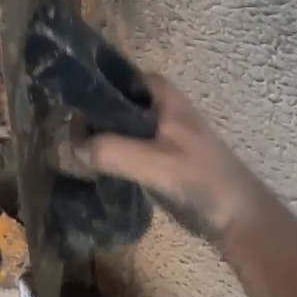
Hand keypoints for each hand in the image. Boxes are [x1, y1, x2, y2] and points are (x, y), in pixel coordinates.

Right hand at [72, 73, 268, 242]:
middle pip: (104, 98)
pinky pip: (115, 142)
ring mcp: (151, 128)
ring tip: (68, 149)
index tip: (55, 98)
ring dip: (89, 134)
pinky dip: (100, 150)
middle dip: (82, 113)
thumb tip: (68, 147)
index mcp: (156, 91)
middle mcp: (151, 103)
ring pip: (108, 122)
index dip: (81, 83)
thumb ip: (109, 151)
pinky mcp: (150, 153)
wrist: (242, 223)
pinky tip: (85, 163)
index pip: (107, 73)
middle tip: (59, 132)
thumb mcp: (154, 163)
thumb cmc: (204, 182)